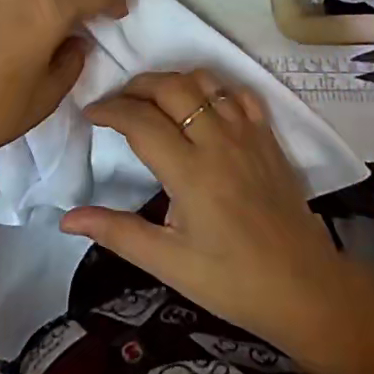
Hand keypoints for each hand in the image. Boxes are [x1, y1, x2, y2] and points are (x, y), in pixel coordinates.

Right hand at [61, 71, 373, 365]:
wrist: (308, 291)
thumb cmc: (232, 281)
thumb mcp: (168, 262)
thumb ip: (117, 232)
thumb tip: (66, 218)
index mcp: (190, 172)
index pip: (139, 120)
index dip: (109, 109)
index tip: (90, 114)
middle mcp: (219, 142)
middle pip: (171, 87)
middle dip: (136, 86)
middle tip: (116, 103)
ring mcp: (248, 136)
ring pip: (205, 83)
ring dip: (173, 81)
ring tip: (152, 100)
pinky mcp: (269, 139)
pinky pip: (239, 94)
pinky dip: (214, 89)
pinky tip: (201, 107)